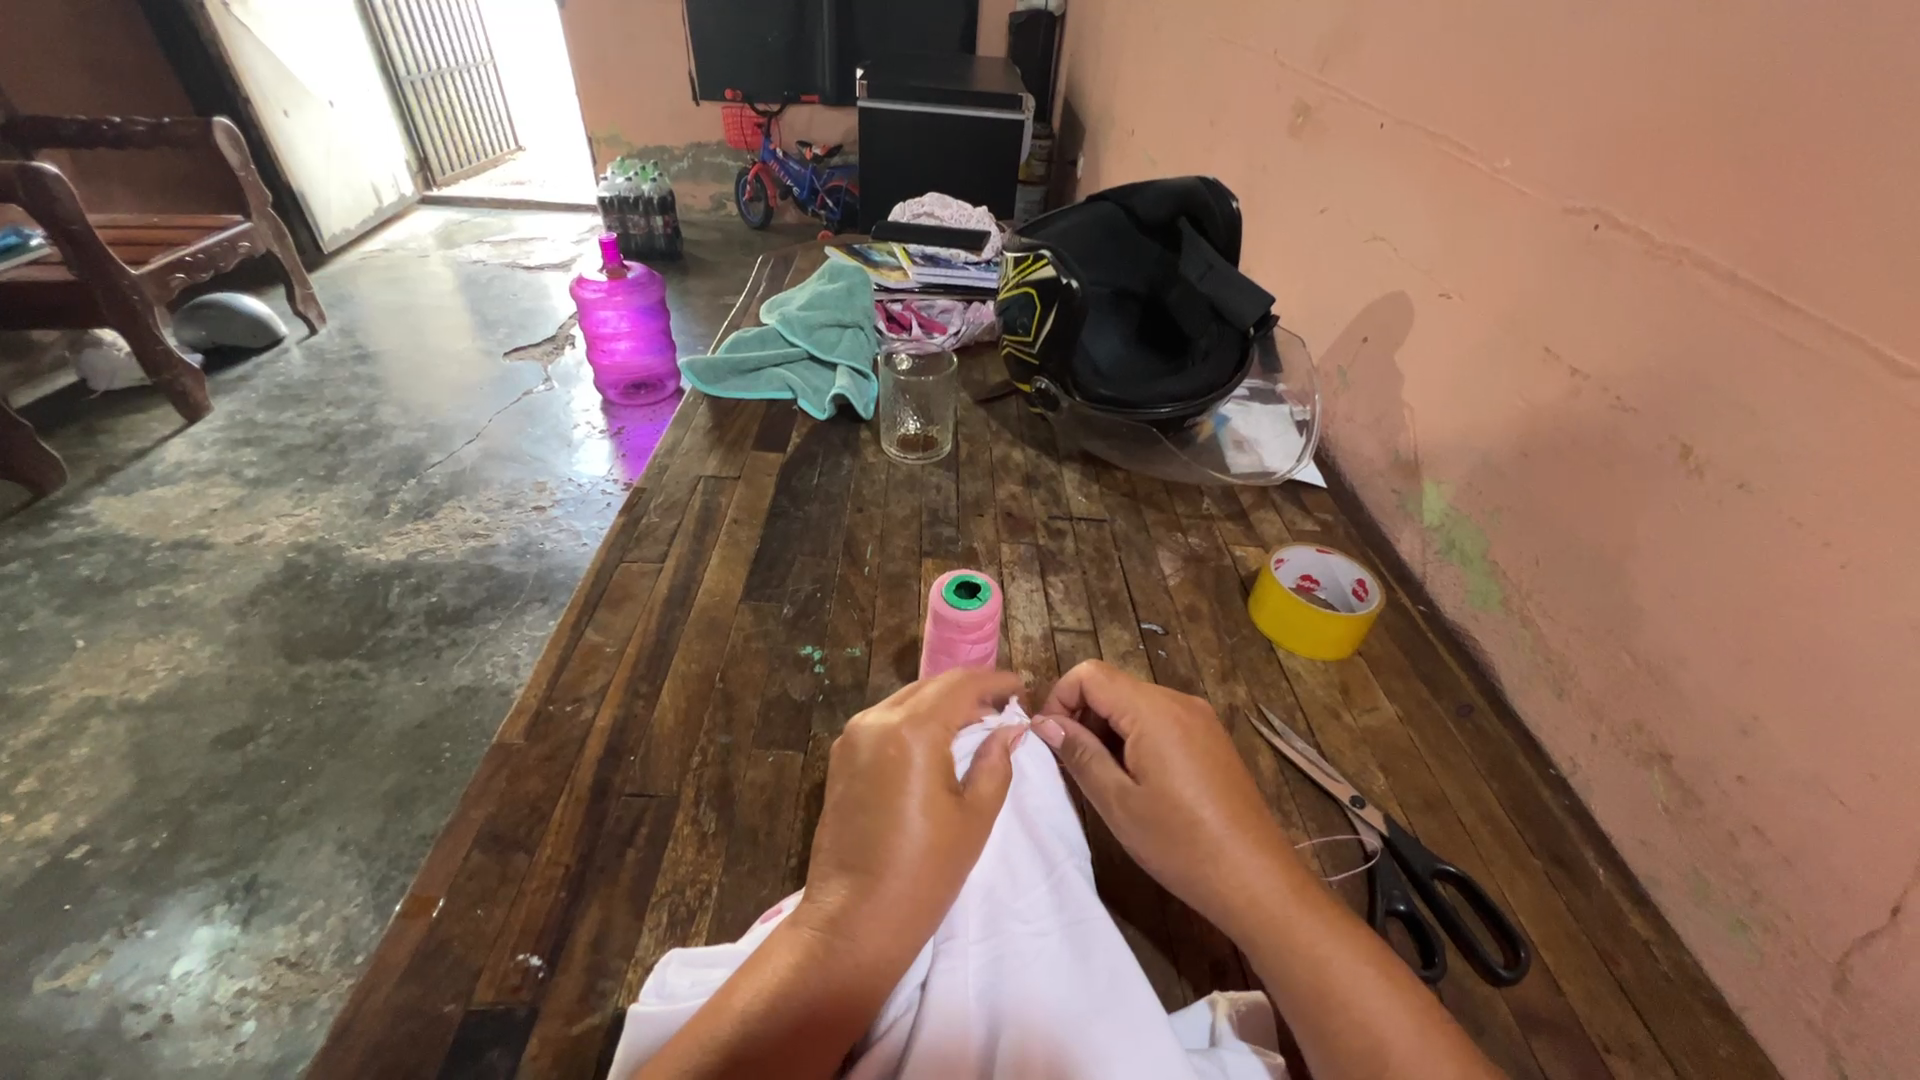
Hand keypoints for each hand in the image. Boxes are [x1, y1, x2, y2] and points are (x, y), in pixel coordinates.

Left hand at [797, 668, 1027, 950]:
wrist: (853, 920)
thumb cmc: (924, 872)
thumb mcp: (974, 817)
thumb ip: (996, 762)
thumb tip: (1011, 729)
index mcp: (912, 731)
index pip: (961, 685)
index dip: (995, 682)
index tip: (1021, 689)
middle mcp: (876, 721)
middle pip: (931, 686)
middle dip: (970, 691)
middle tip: (1003, 708)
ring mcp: (852, 737)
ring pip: (906, 699)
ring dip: (941, 704)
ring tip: (975, 724)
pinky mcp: (841, 757)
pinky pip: (885, 721)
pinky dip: (915, 720)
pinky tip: (937, 742)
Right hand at [1032, 660, 1302, 939]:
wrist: (1257, 879)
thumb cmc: (1181, 844)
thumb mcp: (1118, 802)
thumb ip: (1079, 754)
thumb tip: (1044, 723)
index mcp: (1153, 710)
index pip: (1090, 674)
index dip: (1060, 698)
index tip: (1050, 741)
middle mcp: (1179, 701)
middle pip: (1113, 685)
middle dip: (1082, 716)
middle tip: (1071, 766)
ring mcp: (1199, 718)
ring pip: (1135, 703)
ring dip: (1107, 730)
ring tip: (1102, 779)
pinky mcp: (1210, 738)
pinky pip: (1159, 720)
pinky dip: (1134, 738)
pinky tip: (1136, 782)